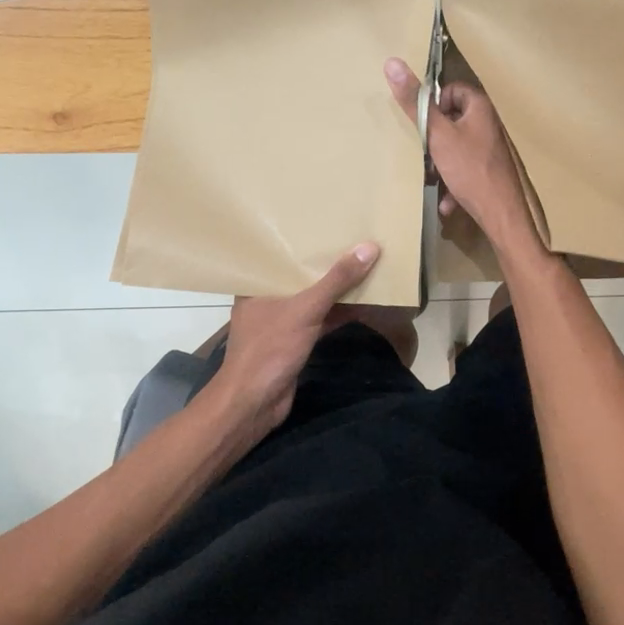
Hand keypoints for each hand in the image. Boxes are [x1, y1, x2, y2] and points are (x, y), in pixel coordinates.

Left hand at [195, 243, 379, 444]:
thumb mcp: (305, 309)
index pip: (282, 253)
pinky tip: (365, 301)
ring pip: (314, 297)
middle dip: (329, 262)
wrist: (254, 403)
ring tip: (368, 264)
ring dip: (338, 288)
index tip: (332, 221)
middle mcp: (267, 299)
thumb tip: (369, 247)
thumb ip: (336, 280)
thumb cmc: (270, 349)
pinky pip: (322, 318)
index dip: (307, 238)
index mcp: (257, 284)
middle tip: (358, 239)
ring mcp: (282, 321)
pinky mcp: (295, 341)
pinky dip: (340, 311)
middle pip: (302, 275)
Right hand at [384, 58, 542, 257]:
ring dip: (442, 165)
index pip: (452, 90)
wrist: (500, 214)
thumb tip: (392, 62)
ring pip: (456, 148)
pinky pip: (465, 171)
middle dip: (435, 139)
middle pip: (452, 121)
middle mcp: (489, 125)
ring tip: (435, 178)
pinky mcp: (490, 172)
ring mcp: (491, 150)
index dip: (434, 104)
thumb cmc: (470, 169)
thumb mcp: (437, 134)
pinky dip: (454, 184)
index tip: (423, 122)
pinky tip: (448, 201)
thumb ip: (415, 102)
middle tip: (426, 152)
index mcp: (480, 108)